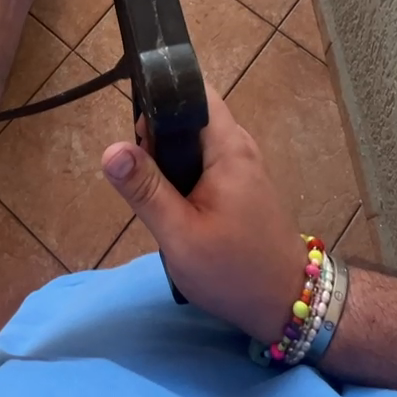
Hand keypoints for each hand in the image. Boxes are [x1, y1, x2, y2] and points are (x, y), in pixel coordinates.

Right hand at [101, 86, 305, 340]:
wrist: (286, 304)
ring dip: (170, 156)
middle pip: (191, 115)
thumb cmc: (234, 270)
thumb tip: (110, 150)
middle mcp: (238, 144)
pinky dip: (184, 170)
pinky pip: (205, 159)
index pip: (196, 92)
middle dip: (160, 134)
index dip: (163, 98)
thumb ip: (146, 190)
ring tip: (154, 191)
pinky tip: (174, 201)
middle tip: (141, 174)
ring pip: (196, 139)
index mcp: (228, 146)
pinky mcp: (241, 182)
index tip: (139, 131)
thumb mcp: (180, 235)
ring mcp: (242, 163)